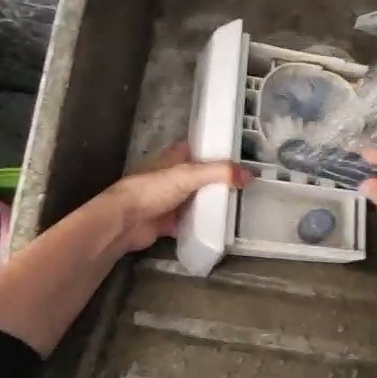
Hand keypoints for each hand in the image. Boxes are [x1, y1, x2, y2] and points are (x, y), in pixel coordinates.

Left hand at [96, 143, 250, 252]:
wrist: (125, 221)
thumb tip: (251, 175)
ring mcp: (169, 200)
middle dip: (217, 180)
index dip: (215, 151)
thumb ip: (219, 173)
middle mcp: (171, 177)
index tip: (238, 157)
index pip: (198, 149)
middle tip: (242, 185)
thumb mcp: (189, 175)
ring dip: (210, 203)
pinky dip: (201, 225)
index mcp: (173, 158)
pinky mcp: (167, 222)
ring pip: (195, 199)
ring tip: (236, 205)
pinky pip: (189, 222)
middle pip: (199, 176)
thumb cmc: (152, 189)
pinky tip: (218, 228)